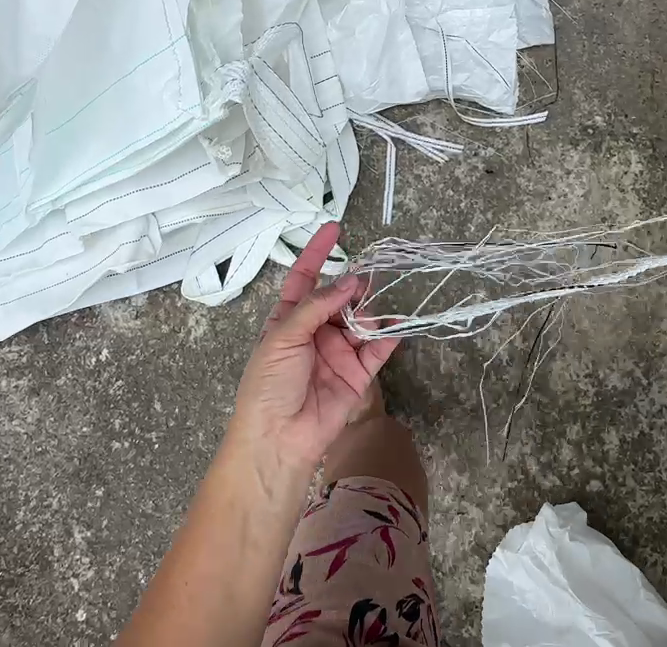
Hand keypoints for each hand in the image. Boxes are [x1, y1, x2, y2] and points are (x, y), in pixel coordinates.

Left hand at [227, 223, 397, 478]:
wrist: (277, 439)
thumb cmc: (268, 385)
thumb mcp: (282, 337)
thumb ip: (317, 306)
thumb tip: (349, 281)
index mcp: (289, 320)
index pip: (305, 277)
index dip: (318, 253)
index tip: (335, 228)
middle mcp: (316, 331)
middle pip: (339, 298)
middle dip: (352, 287)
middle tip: (363, 283)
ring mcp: (338, 352)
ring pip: (361, 320)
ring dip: (370, 311)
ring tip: (370, 313)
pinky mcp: (357, 374)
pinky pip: (377, 349)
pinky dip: (389, 336)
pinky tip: (398, 325)